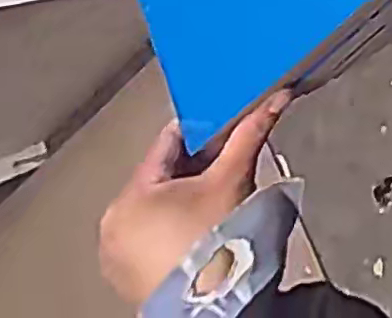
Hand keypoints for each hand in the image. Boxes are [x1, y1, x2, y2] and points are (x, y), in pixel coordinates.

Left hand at [98, 90, 292, 307]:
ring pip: (161, 202)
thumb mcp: (232, 179)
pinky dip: (179, 221)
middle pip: (165, 172)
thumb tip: (278, 96)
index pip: (169, 141)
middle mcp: (114, 224)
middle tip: (230, 159)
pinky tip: (206, 223)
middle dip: (198, 163)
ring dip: (189, 192)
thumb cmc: (214, 238)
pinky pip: (156, 232)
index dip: (203, 129)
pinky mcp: (130, 280)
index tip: (229, 126)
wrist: (215, 310)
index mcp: (129, 195)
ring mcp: (118, 257)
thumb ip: (250, 133)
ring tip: (221, 191)